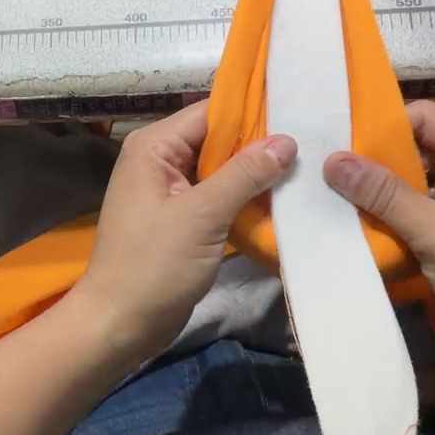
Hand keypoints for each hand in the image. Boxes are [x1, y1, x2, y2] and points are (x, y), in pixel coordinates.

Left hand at [75, 101, 295, 361]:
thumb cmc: (155, 264)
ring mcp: (170, 190)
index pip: (210, 113)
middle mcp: (160, 160)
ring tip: (307, 169)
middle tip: (312, 145)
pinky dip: (244, 198)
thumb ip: (244, 174)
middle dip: (259, 144)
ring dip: (255, 174)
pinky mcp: (181, 218)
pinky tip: (281, 201)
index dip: (252, 112)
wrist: (121, 321)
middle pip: (218, 139)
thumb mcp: (203, 215)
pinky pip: (218, 196)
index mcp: (154, 147)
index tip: (298, 114)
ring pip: (221, 169)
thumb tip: (286, 140)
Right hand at [323, 101, 434, 372]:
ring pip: (414, 182)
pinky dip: (393, 218)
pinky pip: (420, 210)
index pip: (425, 119)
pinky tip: (360, 228)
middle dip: (373, 164)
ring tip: (331, 200)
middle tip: (323, 175)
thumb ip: (387, 196)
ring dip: (379, 195)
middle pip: (417, 148)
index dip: (380, 127)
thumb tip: (333, 160)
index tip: (334, 145)